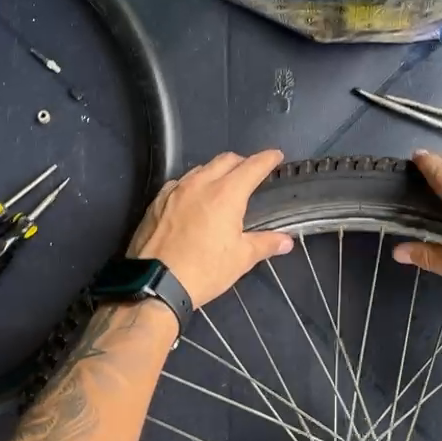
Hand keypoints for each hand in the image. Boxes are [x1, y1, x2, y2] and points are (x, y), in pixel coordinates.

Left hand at [128, 149, 293, 307]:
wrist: (155, 285)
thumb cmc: (204, 270)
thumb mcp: (241, 259)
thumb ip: (265, 244)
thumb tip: (286, 241)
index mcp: (225, 194)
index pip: (252, 167)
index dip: (267, 159)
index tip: (276, 156)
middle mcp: (199, 184)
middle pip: (225, 160)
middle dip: (242, 161)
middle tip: (251, 172)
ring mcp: (174, 190)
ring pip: (200, 169)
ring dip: (216, 171)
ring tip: (223, 184)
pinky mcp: (156, 202)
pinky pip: (179, 183)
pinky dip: (193, 184)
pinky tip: (193, 198)